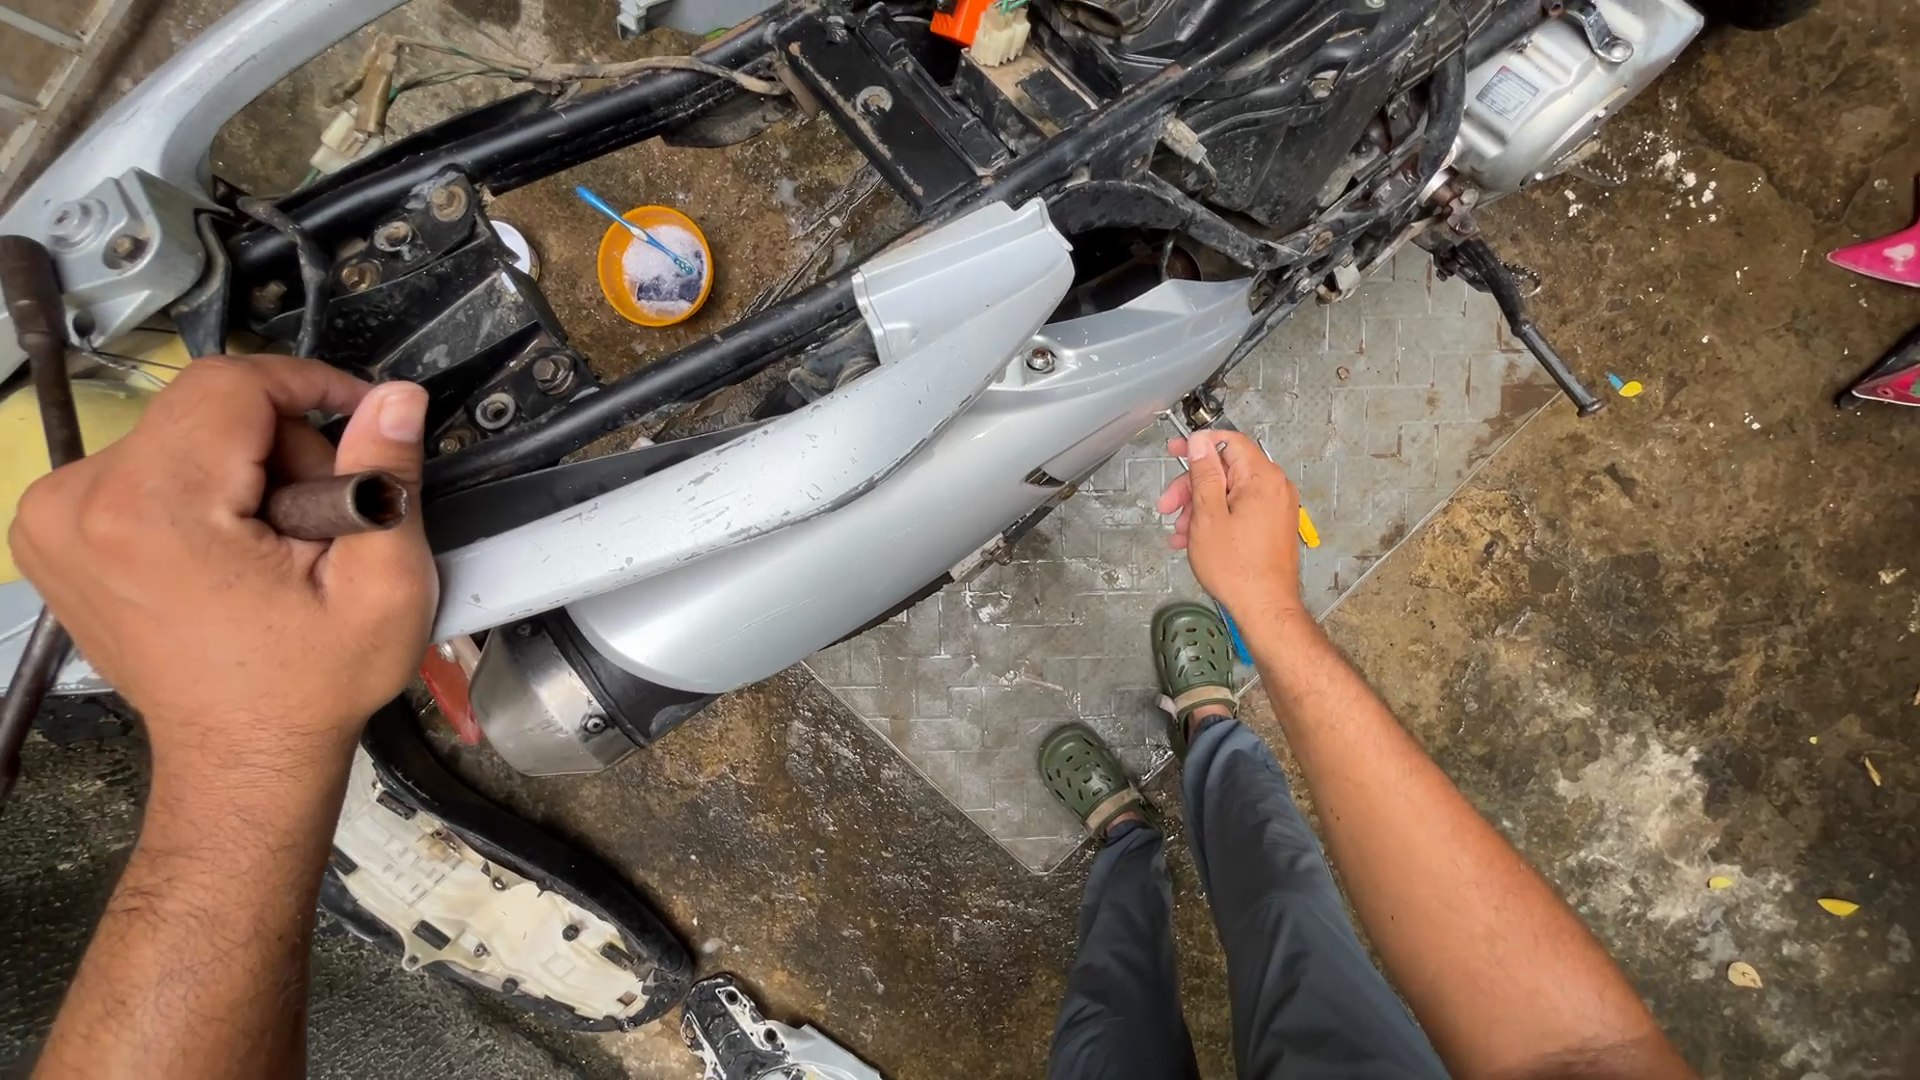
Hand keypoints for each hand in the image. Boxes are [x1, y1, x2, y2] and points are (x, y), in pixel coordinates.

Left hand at [9, 356, 437, 778]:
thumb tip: (396, 397)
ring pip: (185, 435)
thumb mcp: (385, 581)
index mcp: (155, 511)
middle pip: (210, 411)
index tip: (367, 419)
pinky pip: (152, 466)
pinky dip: (213, 489)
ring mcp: (52, 518)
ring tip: (289, 545)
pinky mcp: (56, 532)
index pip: (231, 384)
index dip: (313, 384)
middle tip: (329, 524)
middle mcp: (76, 503)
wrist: (246, 747)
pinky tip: (243, 547)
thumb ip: (387, 477)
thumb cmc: (318, 678)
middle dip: (290, 451)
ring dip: (255, 471)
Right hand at [1156, 430, 1306, 623]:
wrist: (1263, 606)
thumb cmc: (1239, 569)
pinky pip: (1239, 510)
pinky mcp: (1272, 525)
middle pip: (1226, 470)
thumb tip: (1201, 444)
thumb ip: (1204, 474)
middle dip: (1193, 486)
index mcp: (1262, 479)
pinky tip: (1197, 538)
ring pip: (1229, 492)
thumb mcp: (1208, 515)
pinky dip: (1216, 518)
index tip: (1177, 450)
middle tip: (1170, 504)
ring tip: (1183, 531)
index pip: (1229, 442)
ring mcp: (1276, 508)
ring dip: (1200, 507)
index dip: (1198, 444)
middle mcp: (1275, 488)